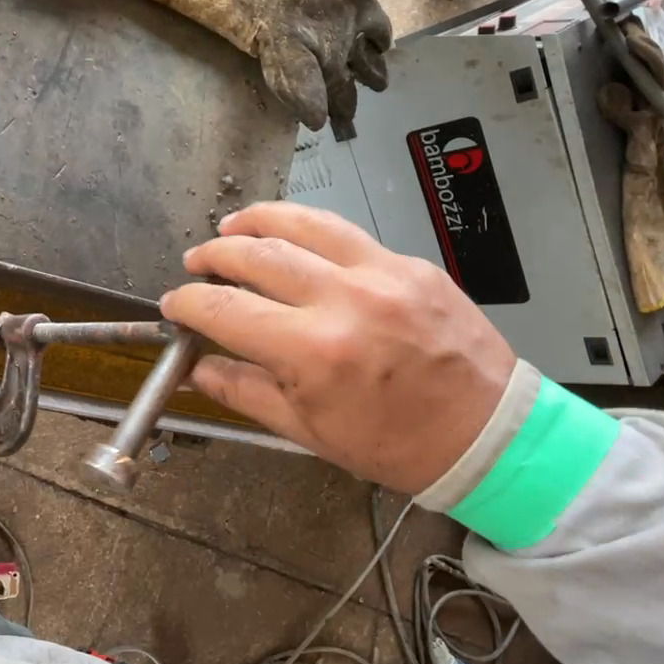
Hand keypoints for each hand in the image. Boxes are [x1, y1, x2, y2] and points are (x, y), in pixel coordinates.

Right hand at [160, 203, 516, 493]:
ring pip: (304, 223)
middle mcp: (346, 300)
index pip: (226, 309)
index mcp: (314, 351)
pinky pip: (346, 234)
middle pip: (258, 253)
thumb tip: (196, 368)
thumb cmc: (394, 443)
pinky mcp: (412, 264)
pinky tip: (292, 239)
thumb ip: (241, 390)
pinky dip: (307, 231)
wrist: (489, 435)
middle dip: (214, 254)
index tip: (174, 304)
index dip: (188, 303)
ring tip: (231, 226)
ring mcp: (384, 274)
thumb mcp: (304, 429)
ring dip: (257, 220)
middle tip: (195, 262)